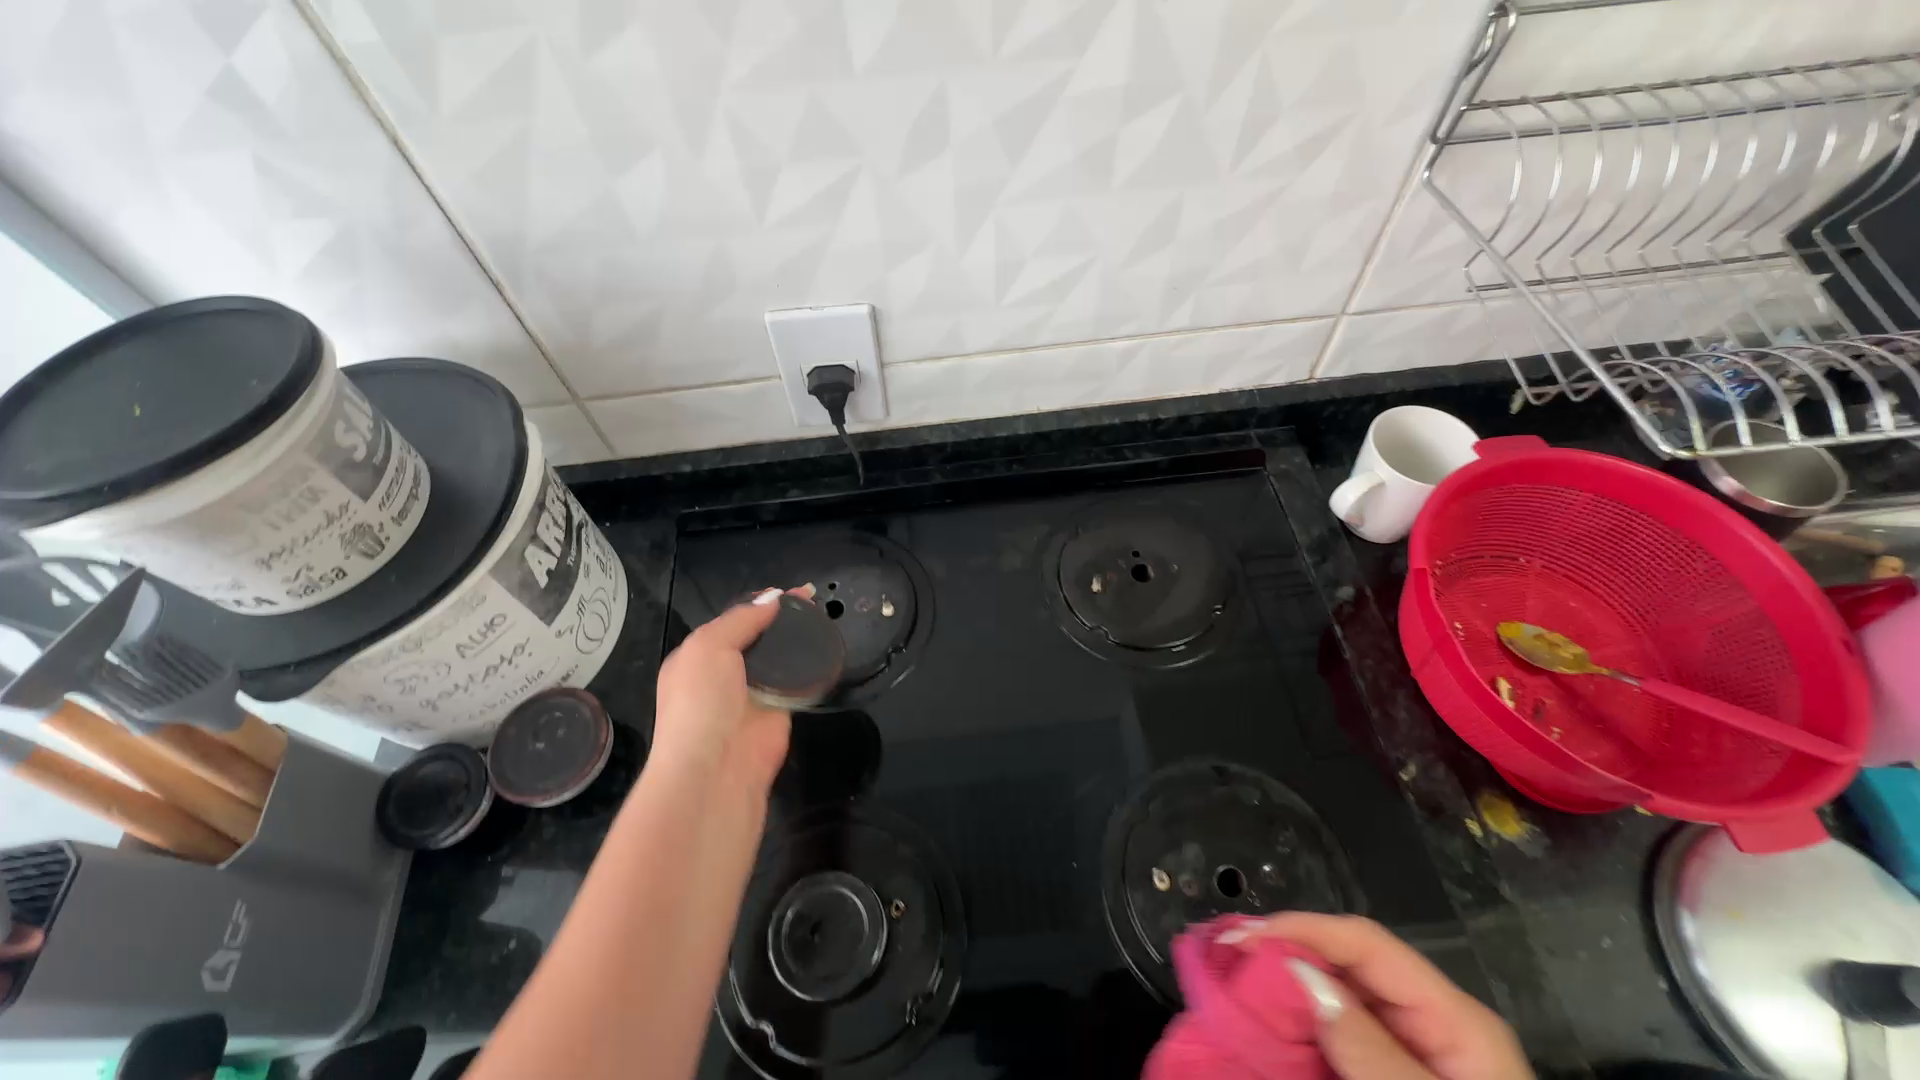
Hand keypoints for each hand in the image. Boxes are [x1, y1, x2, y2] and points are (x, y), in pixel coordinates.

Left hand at [649, 586, 809, 791]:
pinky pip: (797, 683)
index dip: (761, 603)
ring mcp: (754, 693)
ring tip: (825, 616)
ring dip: (799, 640)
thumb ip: (741, 620)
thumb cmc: (700, 702)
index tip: (791, 592)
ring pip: (780, 658)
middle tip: (813, 599)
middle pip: (759, 637)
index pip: (733, 620)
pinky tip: (828, 648)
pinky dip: (812, 668)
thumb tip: (773, 599)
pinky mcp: (780, 711)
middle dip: (783, 619)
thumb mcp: (708, 647)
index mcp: (698, 655)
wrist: (715, 768)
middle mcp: (725, 673)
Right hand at [1245, 914, 1533, 1079]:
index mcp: (1453, 1019)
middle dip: (1285, 953)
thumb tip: (1300, 973)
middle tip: (1223, 958)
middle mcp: (1429, 1023)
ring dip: (1284, 989)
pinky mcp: (1391, 1075)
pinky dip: (1298, 1029)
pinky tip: (1264, 1029)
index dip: (1303, 928)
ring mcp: (1410, 1053)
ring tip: (1231, 984)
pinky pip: (1339, 1038)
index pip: (1367, 944)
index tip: (1241, 939)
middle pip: (1349, 965)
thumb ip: (1370, 1049)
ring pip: (1338, 998)